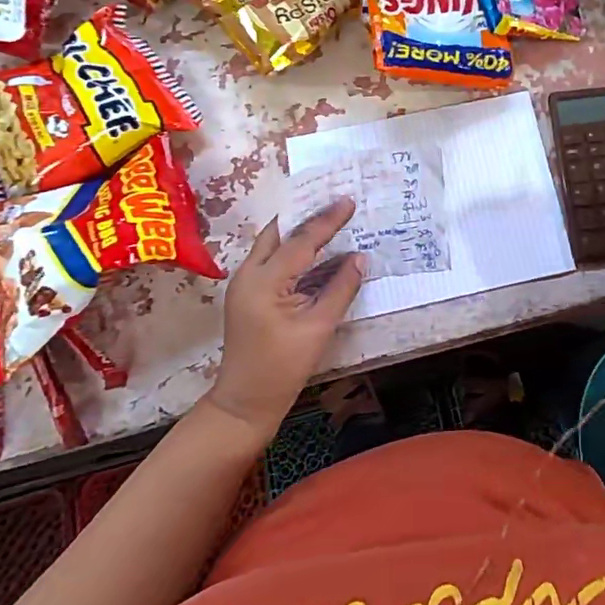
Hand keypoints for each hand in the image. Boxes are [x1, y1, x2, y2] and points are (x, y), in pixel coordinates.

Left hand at [204, 199, 364, 440]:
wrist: (244, 402)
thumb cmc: (282, 368)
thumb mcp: (318, 327)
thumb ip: (340, 288)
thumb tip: (360, 258)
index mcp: (264, 282)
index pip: (300, 241)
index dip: (327, 220)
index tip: (348, 201)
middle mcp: (248, 275)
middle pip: (278, 233)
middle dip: (306, 216)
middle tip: (334, 203)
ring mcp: (243, 284)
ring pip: (271, 244)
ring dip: (298, 232)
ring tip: (328, 220)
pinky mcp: (247, 294)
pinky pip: (270, 260)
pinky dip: (291, 250)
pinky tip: (314, 252)